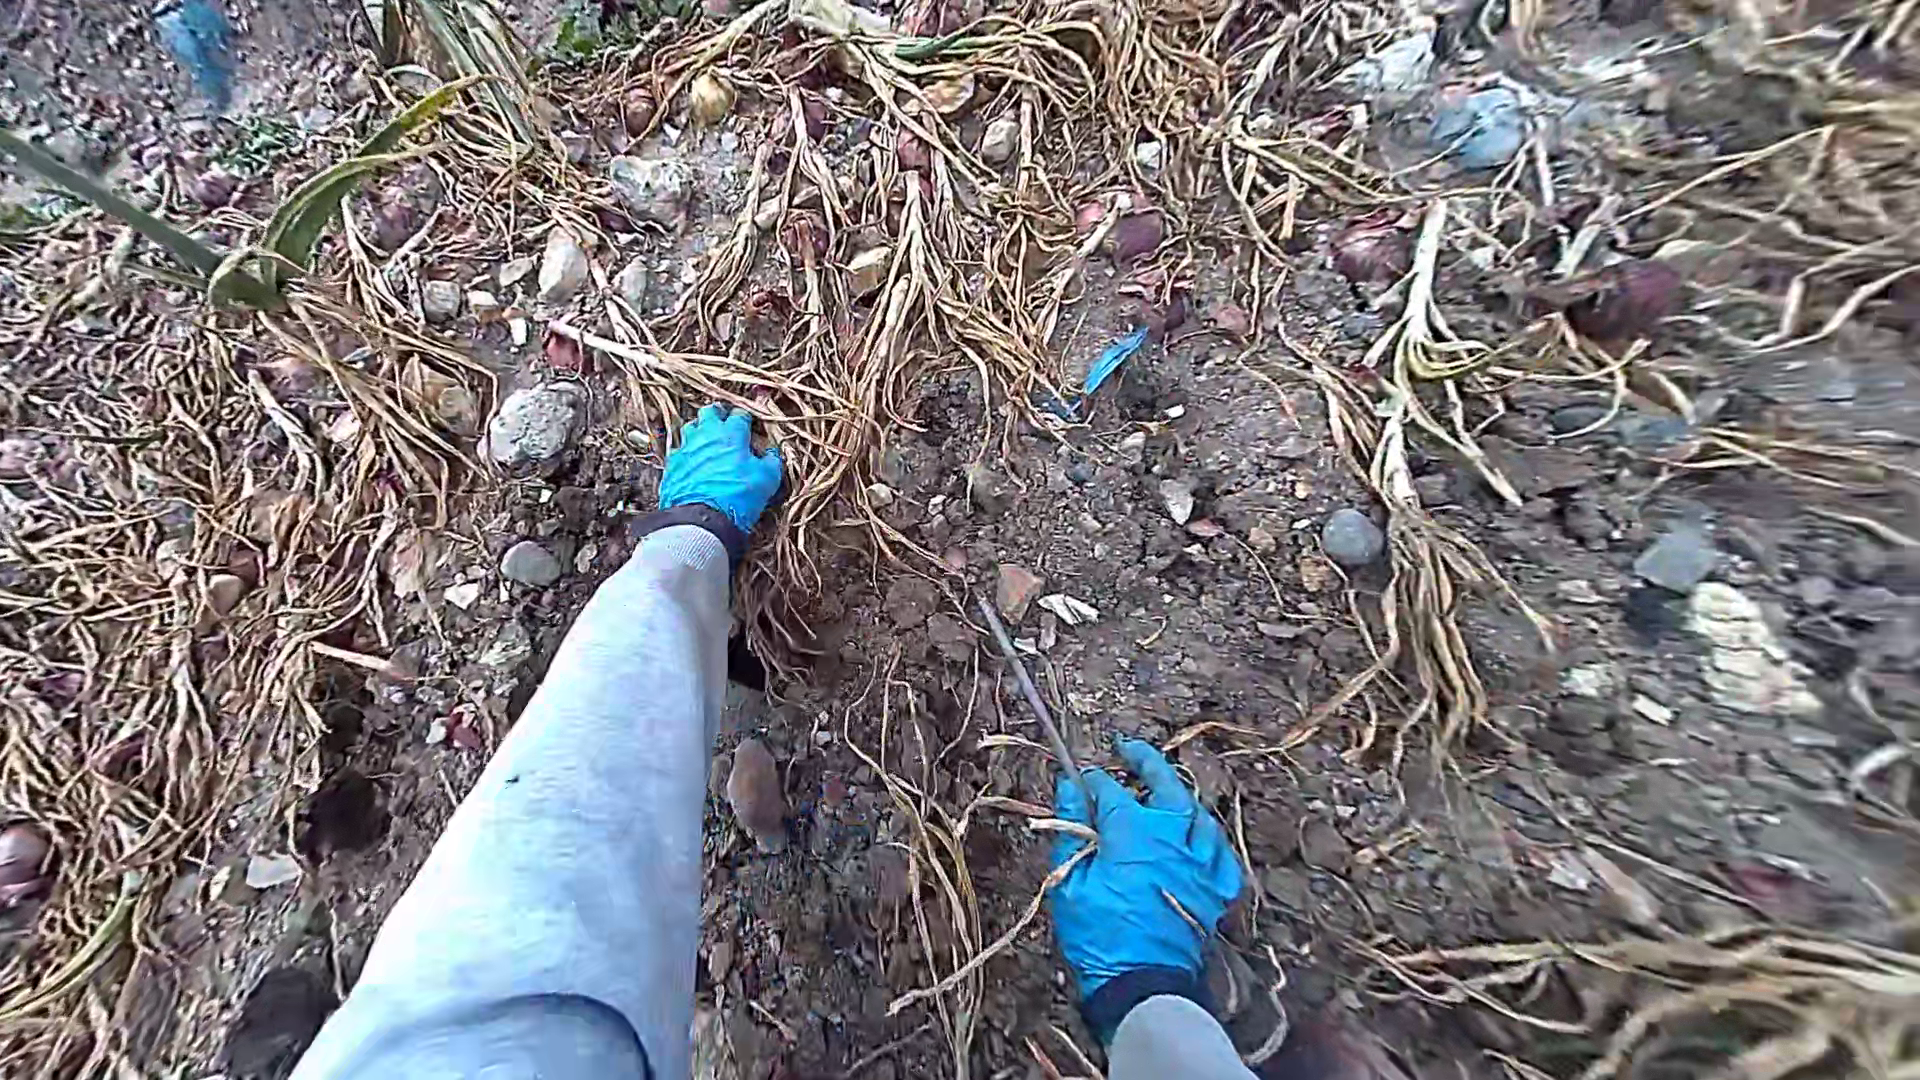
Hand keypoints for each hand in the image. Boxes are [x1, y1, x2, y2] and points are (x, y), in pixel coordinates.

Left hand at [659, 404, 782, 531]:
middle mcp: (706, 435)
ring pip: (690, 428)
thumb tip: (771, 454)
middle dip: (719, 413)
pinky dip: (688, 454)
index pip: (739, 416)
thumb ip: (771, 461)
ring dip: (700, 430)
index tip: (749, 423)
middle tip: (725, 420)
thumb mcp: (767, 479)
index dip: (746, 418)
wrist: (703, 519)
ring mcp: (686, 449)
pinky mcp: (672, 466)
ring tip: (708, 440)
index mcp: (731, 434)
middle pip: (709, 412)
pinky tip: (694, 463)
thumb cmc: (739, 495)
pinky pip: (679, 452)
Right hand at [1050, 739, 1242, 996]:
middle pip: (1163, 781)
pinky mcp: (1214, 887)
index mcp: (1132, 830)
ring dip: (1176, 793)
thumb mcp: (1070, 877)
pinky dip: (1208, 839)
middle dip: (1143, 758)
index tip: (1078, 779)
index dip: (1090, 779)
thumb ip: (1071, 827)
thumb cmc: (1099, 932)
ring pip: (1196, 810)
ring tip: (1161, 787)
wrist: (1141, 986)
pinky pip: (1220, 853)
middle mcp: (1172, 835)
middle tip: (1126, 747)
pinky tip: (1198, 834)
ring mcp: (1199, 860)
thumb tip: (1069, 786)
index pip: (1108, 788)